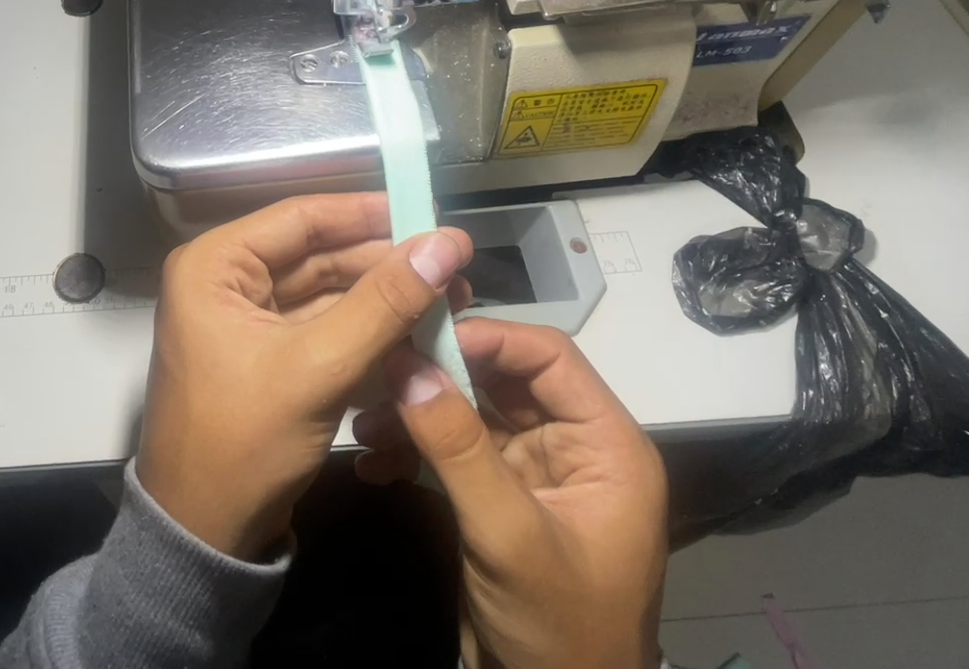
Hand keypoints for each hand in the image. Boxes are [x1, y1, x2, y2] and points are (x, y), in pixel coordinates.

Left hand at [136, 193, 473, 560]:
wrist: (204, 533)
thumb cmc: (243, 442)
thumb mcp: (317, 368)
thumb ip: (384, 303)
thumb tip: (445, 244)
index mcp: (215, 266)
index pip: (301, 218)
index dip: (369, 213)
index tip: (432, 216)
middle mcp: (227, 281)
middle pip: (318, 253)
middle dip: (385, 260)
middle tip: (455, 264)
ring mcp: (248, 318)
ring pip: (326, 290)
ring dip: (384, 295)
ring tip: (451, 295)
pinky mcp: (270, 354)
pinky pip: (324, 325)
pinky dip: (368, 327)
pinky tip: (419, 328)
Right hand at [353, 320, 667, 668]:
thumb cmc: (557, 629)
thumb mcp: (508, 536)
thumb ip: (458, 446)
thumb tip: (405, 364)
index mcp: (605, 445)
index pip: (548, 358)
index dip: (487, 338)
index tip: (419, 338)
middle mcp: (572, 445)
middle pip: (502, 379)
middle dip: (438, 377)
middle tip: (376, 372)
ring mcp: (534, 470)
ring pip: (470, 410)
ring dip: (417, 414)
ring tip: (364, 427)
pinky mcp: (498, 494)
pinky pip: (454, 450)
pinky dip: (415, 450)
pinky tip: (374, 463)